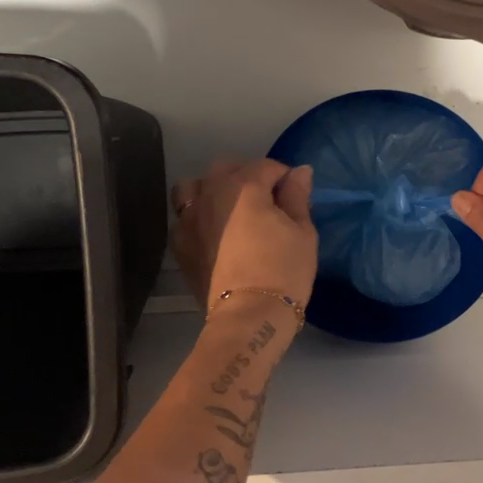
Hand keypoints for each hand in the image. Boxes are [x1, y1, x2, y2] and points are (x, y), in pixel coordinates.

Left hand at [171, 158, 317, 309]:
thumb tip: (300, 171)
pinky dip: (198, 217)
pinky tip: (213, 232)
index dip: (284, 177)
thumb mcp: (302, 232)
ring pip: (195, 188)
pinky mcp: (179, 244)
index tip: (294, 194)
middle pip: (227, 169)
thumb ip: (297, 197)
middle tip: (265, 200)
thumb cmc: (283, 271)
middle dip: (247, 176)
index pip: (266, 166)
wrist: (248, 316)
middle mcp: (210, 194)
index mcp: (243, 186)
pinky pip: (184, 217)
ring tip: (229, 209)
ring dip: (212, 190)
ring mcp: (189, 219)